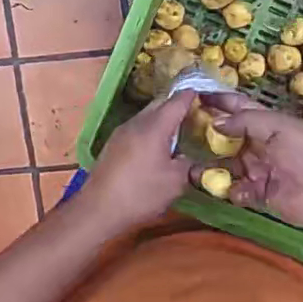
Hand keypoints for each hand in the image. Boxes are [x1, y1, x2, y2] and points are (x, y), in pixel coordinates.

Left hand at [81, 91, 198, 224]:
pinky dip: (150, 129)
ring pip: (147, 116)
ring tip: (178, 129)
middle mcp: (136, 123)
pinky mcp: (113, 144)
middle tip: (194, 113)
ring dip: (162, 118)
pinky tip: (156, 145)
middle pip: (160, 104)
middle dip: (177, 105)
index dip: (191, 95)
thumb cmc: (140, 194)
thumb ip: (188, 164)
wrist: (98, 209)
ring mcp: (121, 132)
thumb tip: (190, 156)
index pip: (176, 101)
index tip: (204, 92)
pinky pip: (137, 128)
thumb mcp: (175, 182)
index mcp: (154, 127)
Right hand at [202, 93, 302, 232]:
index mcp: (268, 122)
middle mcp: (260, 143)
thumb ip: (246, 122)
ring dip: (212, 165)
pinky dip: (228, 189)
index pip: (239, 107)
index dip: (219, 101)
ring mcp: (259, 168)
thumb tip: (216, 122)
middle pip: (228, 136)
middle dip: (208, 134)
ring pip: (227, 164)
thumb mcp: (279, 129)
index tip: (194, 95)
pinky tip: (223, 188)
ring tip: (191, 166)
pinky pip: (236, 189)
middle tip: (182, 133)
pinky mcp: (259, 193)